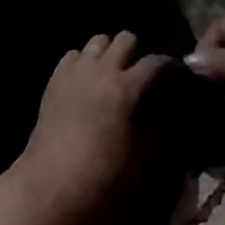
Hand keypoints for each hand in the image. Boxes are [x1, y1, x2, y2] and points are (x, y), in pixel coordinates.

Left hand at [16, 31, 169, 224]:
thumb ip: (156, 130)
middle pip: (126, 38)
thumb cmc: (101, 177)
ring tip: (110, 74)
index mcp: (125, 88)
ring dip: (108, 53)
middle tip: (137, 74)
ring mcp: (75, 72)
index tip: (175, 73)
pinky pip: (73, 55)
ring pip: (98, 40)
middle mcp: (101, 70)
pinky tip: (85, 81)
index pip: (155, 63)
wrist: (49, 187)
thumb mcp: (141, 159)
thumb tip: (163, 114)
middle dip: (135, 52)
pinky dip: (83, 62)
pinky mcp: (54, 79)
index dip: (168, 65)